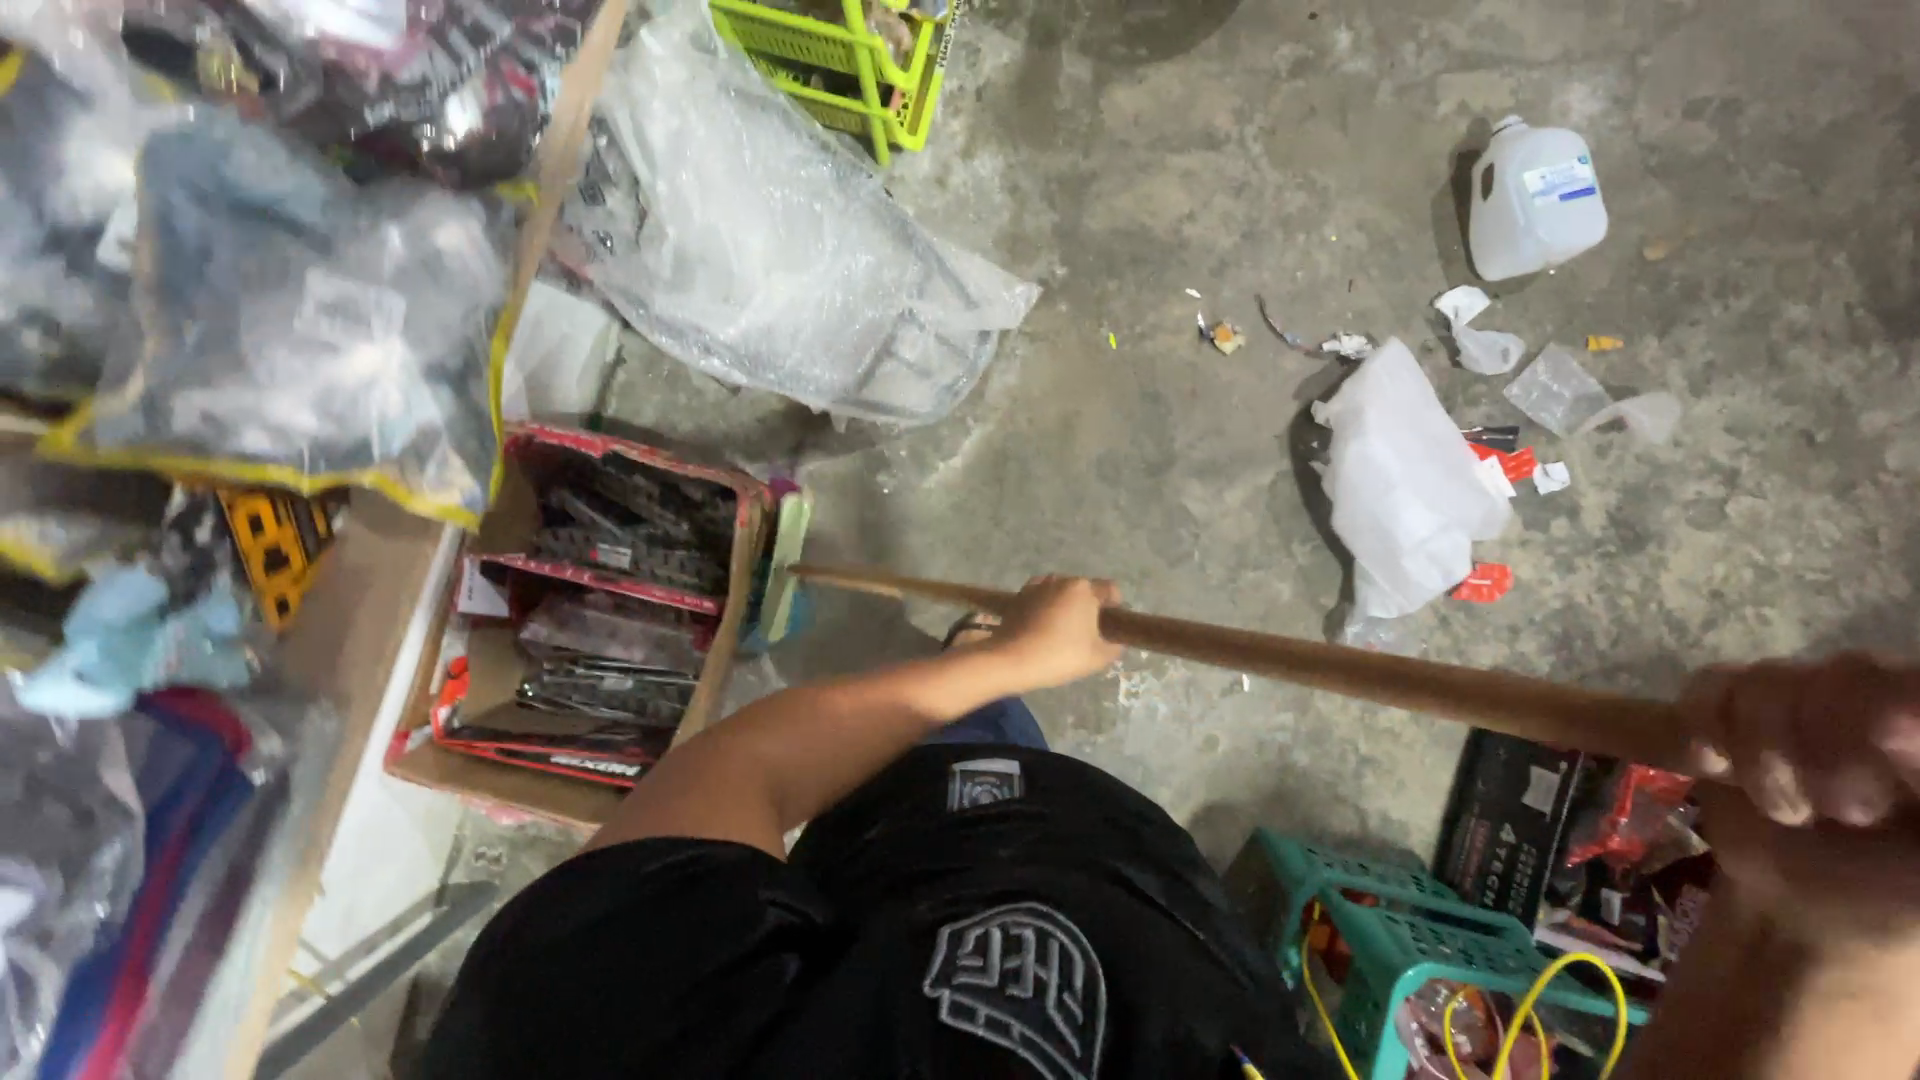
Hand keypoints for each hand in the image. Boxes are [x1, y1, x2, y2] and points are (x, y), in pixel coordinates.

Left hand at [987, 575, 1124, 691]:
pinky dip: (1044, 606)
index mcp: (1084, 589)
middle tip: (1086, 632)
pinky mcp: (1018, 596)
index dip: (1115, 606)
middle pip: (1084, 590)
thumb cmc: (1060, 656)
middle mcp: (1061, 580)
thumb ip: (1114, 646)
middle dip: (1088, 606)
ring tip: (1061, 629)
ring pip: (1060, 592)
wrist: (1012, 660)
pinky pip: (1040, 597)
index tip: (1111, 624)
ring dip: (1065, 605)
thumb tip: (1114, 642)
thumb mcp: (1098, 658)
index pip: (1110, 589)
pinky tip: (1041, 625)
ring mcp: (1037, 585)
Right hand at [1679, 653, 1919, 949]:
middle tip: (1843, 813)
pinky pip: (1708, 684)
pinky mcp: (1731, 705)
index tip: (1865, 800)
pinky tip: (1719, 768)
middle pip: (1847, 673)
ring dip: (1763, 759)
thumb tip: (1896, 721)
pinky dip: (1705, 731)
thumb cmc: (1895, 894)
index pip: (1909, 684)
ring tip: (1786, 808)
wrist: (1806, 910)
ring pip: (1768, 681)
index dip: (1876, 724)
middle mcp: (1884, 695)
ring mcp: (1806, 695)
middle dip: (1827, 755)